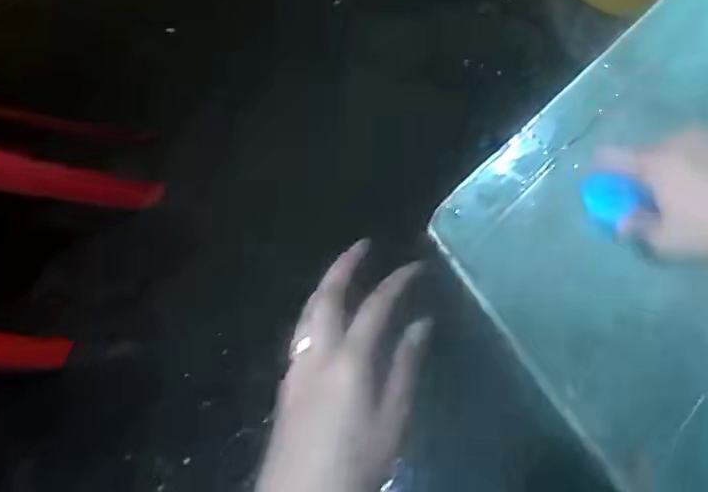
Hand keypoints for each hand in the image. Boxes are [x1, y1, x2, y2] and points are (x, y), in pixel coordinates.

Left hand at [255, 241, 430, 491]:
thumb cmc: (354, 463)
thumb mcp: (392, 418)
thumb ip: (405, 366)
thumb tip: (421, 322)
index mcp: (348, 361)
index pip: (375, 306)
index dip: (397, 280)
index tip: (417, 265)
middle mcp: (317, 358)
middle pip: (325, 301)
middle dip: (342, 268)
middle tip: (362, 245)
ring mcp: (295, 374)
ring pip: (306, 317)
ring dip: (325, 289)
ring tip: (343, 274)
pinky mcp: (286, 392)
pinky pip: (301, 335)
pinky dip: (316, 313)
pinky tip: (327, 320)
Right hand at [594, 129, 707, 261]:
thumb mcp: (667, 240)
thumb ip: (639, 227)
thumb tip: (623, 220)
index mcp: (654, 162)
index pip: (615, 157)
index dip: (602, 166)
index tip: (597, 175)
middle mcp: (675, 139)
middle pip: (646, 151)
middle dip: (640, 169)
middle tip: (644, 192)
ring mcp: (704, 134)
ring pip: (674, 146)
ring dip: (669, 161)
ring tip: (679, 188)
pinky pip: (698, 144)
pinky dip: (693, 157)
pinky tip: (705, 179)